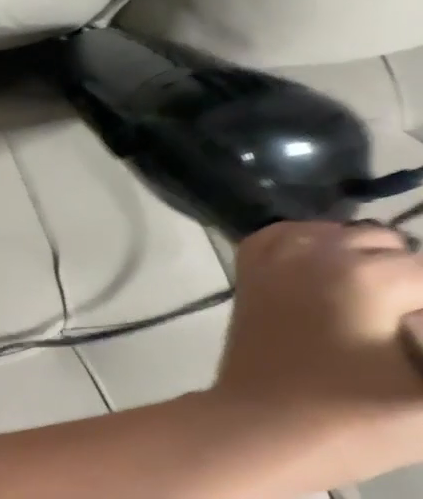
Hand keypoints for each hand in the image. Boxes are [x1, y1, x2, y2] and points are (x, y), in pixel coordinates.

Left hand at [210, 221, 422, 484]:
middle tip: (412, 320)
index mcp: (366, 276)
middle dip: (412, 277)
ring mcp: (273, 257)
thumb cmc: (359, 415)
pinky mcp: (250, 271)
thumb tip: (415, 323)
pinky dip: (317, 245)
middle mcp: (313, 252)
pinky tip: (338, 274)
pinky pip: (287, 235)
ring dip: (368, 257)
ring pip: (337, 233)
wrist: (269, 423)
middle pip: (385, 243)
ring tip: (390, 304)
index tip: (417, 336)